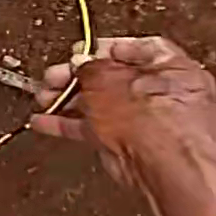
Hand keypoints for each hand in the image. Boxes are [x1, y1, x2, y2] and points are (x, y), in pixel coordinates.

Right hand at [29, 36, 215, 190]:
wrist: (160, 166)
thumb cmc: (150, 118)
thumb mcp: (106, 78)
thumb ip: (88, 67)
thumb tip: (80, 63)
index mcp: (172, 69)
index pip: (138, 49)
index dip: (105, 48)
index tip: (79, 52)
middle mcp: (161, 95)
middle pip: (110, 77)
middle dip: (75, 77)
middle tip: (53, 77)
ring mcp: (143, 121)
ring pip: (97, 103)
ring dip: (65, 100)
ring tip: (43, 98)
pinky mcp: (125, 143)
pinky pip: (91, 128)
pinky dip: (66, 124)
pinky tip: (43, 121)